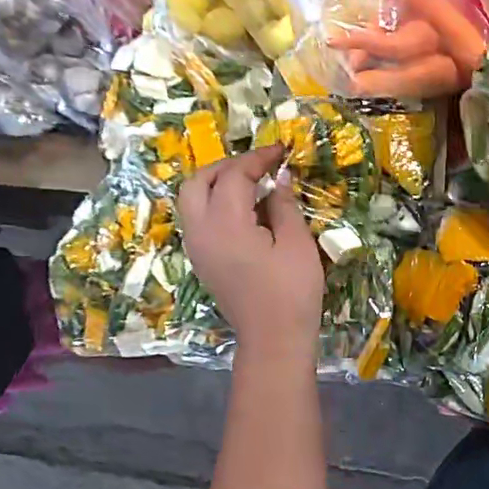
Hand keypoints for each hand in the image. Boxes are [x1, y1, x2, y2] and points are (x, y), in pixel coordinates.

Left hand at [178, 146, 324, 356]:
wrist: (274, 338)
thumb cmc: (292, 290)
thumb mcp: (297, 244)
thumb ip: (284, 205)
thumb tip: (280, 176)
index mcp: (225, 223)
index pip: (234, 176)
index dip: (258, 159)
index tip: (281, 150)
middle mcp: (200, 230)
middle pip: (199, 181)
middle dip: (228, 166)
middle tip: (260, 165)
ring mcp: (197, 247)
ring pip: (192, 200)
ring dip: (217, 183)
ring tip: (251, 183)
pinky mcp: (202, 260)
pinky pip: (198, 218)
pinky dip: (215, 203)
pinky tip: (245, 210)